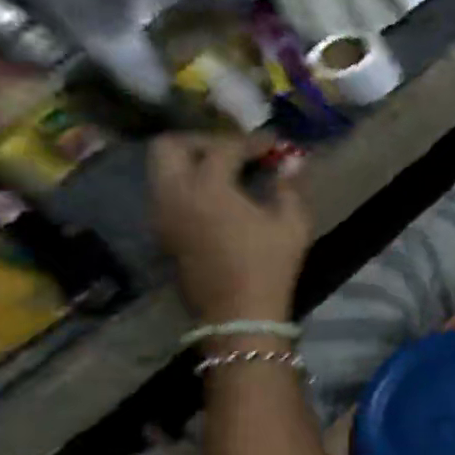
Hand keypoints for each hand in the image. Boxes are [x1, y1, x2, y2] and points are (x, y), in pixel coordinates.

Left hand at [150, 133, 310, 324]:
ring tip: (227, 174)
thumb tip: (292, 162)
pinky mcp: (162, 230)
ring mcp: (161, 211)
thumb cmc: (270, 266)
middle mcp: (174, 191)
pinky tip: (218, 199)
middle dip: (204, 141)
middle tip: (236, 152)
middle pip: (172, 146)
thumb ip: (290, 188)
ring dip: (192, 162)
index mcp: (208, 187)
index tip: (274, 144)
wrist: (239, 312)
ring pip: (162, 168)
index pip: (224, 148)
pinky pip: (166, 192)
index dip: (251, 142)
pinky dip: (188, 184)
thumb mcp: (293, 226)